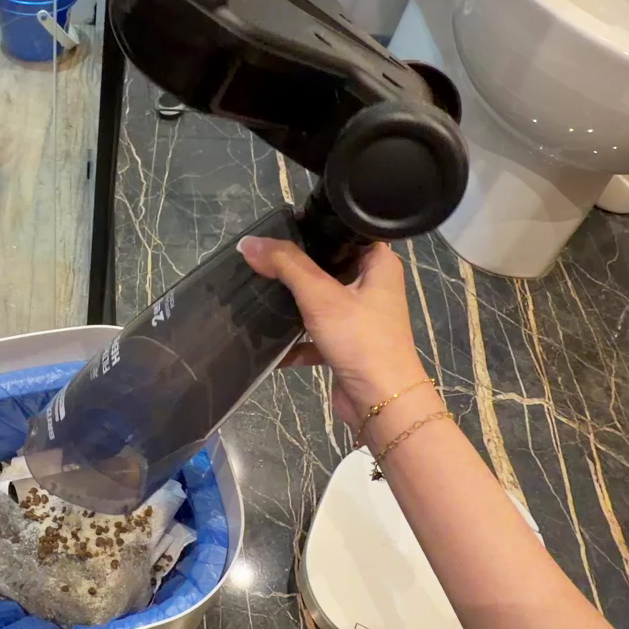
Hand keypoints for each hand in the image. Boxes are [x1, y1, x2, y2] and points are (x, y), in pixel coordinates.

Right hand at [239, 236, 430, 427]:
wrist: (381, 402)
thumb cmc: (360, 339)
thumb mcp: (320, 295)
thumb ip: (285, 266)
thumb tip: (248, 243)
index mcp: (378, 264)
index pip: (345, 233)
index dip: (314, 227)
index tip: (278, 226)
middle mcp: (372, 286)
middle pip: (327, 267)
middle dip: (294, 267)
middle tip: (259, 258)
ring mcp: (359, 317)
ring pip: (318, 302)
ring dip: (292, 303)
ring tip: (257, 290)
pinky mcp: (346, 346)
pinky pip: (313, 335)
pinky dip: (294, 340)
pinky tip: (267, 343)